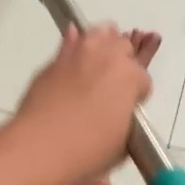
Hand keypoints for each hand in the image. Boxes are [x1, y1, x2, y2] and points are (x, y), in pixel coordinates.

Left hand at [16, 23, 152, 183]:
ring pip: (101, 33)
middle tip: (117, 83)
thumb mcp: (123, 143)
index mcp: (131, 77)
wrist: (41, 147)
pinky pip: (71, 40)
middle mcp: (109, 57)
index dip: (138, 94)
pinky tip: (76, 41)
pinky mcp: (56, 59)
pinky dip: (76, 41)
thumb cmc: (89, 151)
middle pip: (124, 47)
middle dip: (124, 63)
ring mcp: (80, 54)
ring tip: (103, 54)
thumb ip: (126, 120)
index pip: (144, 79)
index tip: (129, 108)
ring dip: (106, 42)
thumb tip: (120, 114)